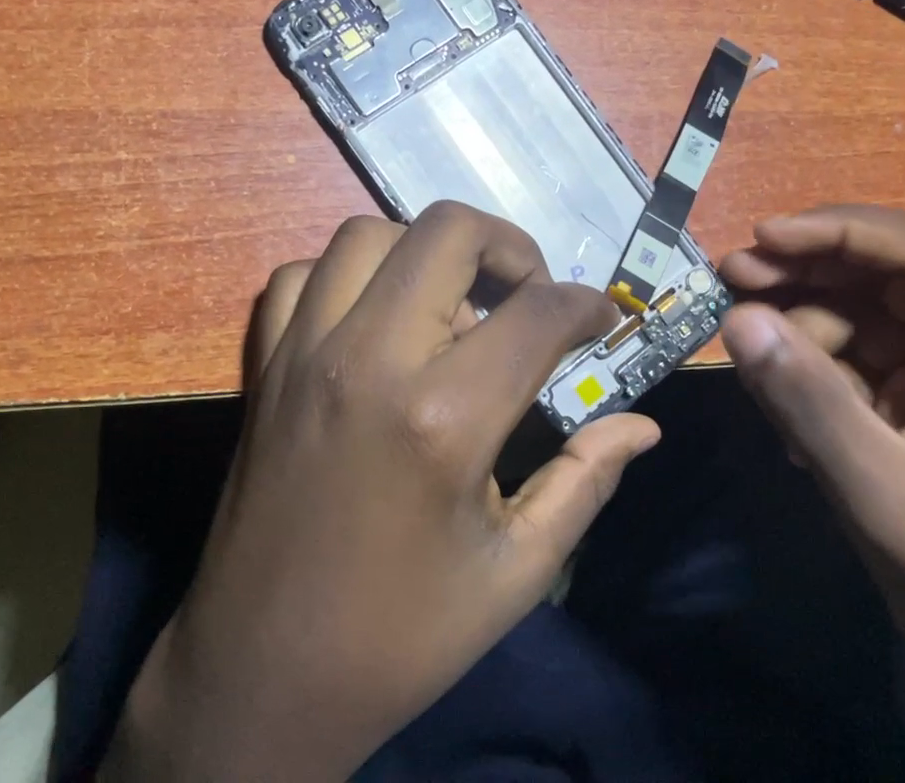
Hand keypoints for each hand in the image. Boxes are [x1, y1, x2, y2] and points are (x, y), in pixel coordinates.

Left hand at [114, 202, 660, 781]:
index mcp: (442, 417)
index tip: (601, 322)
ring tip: (453, 308)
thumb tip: (642, 425)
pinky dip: (345, 277)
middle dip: (509, 249)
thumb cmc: (401, 636)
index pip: (537, 312)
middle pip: (446, 231)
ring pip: (366, 236)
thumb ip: (584, 481)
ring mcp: (303, 356)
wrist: (265, 673)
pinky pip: (300, 278)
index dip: (586, 307)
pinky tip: (373, 323)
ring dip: (424, 253)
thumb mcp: (514, 571)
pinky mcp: (262, 369)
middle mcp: (367, 360)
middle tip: (529, 300)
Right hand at [718, 205, 904, 781]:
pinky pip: (865, 367)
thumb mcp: (885, 491)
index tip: (761, 238)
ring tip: (746, 352)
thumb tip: (736, 318)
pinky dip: (816, 375)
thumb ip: (808, 399)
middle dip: (810, 274)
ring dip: (805, 327)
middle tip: (730, 280)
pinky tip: (782, 410)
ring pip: (873, 319)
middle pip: (895, 277)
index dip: (841, 233)